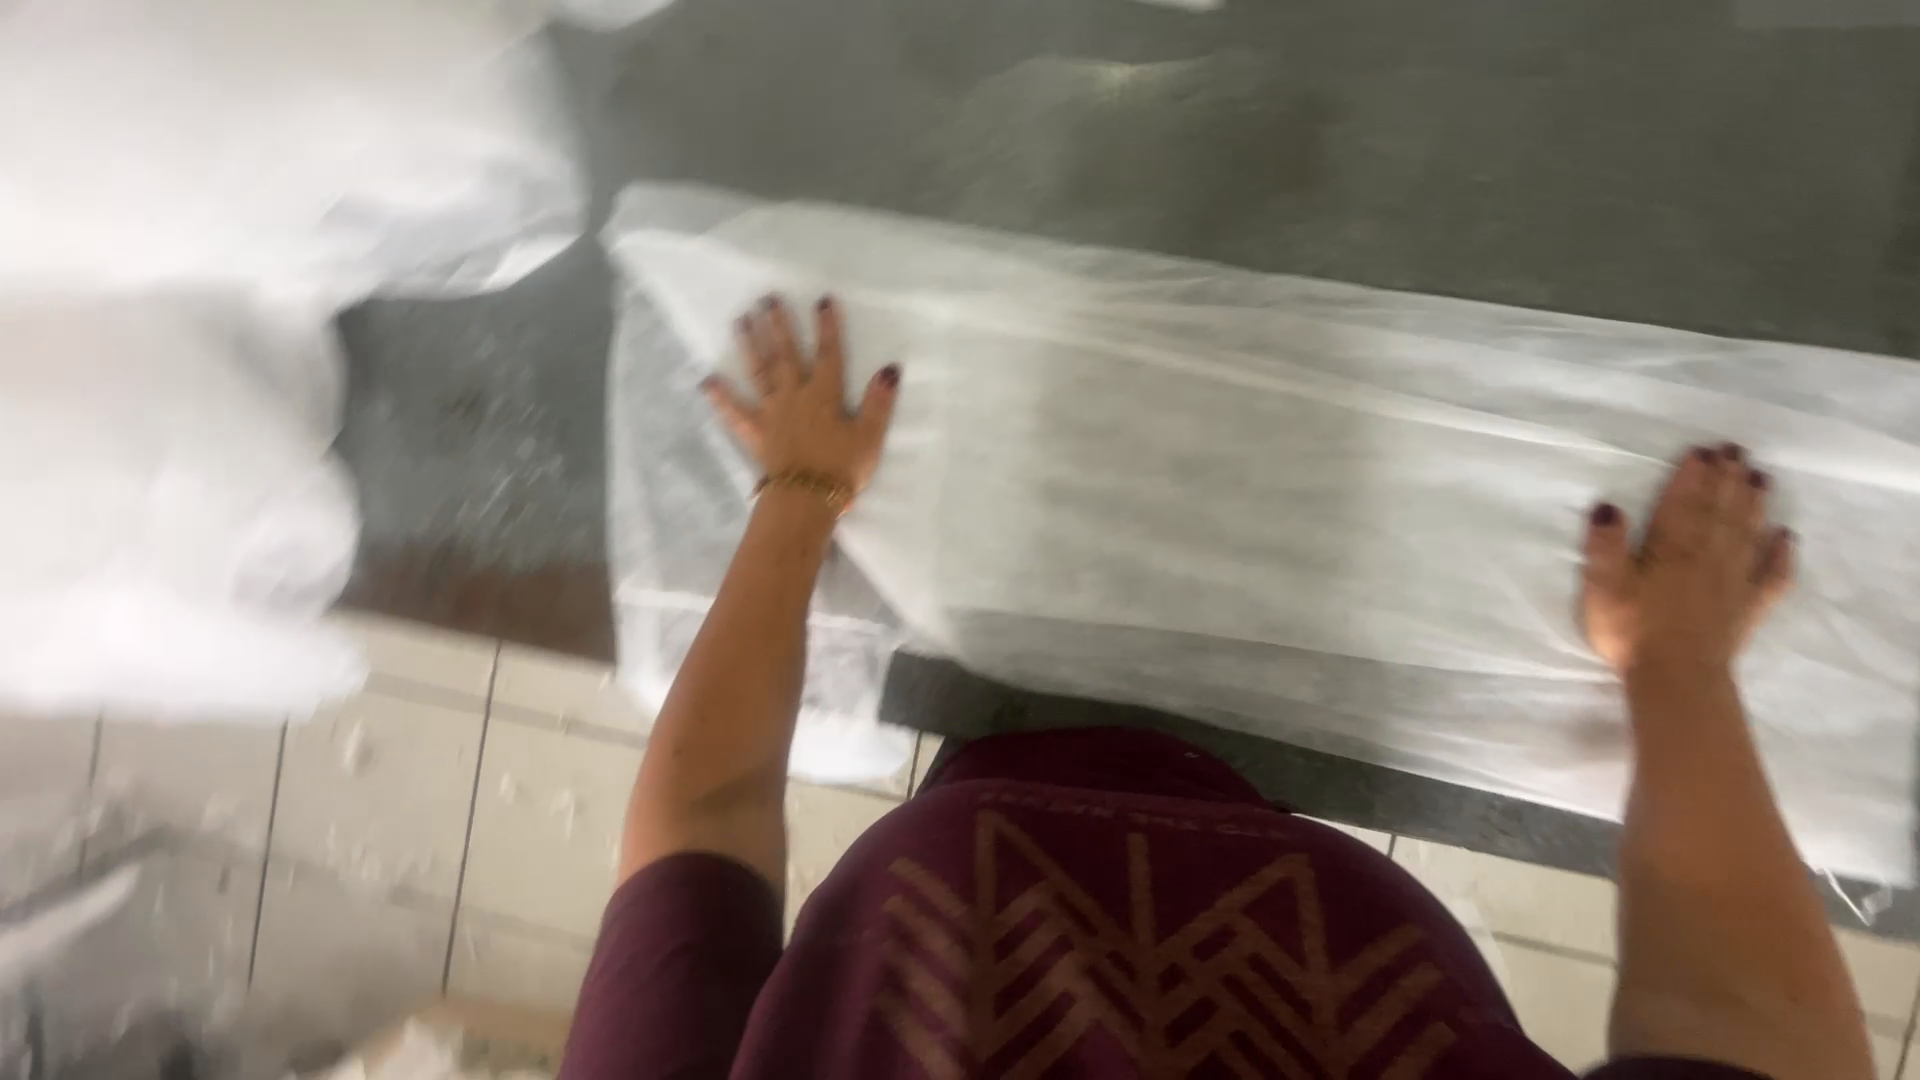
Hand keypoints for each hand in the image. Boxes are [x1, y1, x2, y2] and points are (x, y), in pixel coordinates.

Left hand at [702, 294, 899, 496]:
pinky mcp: (756, 434)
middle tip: (767, 298)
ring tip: (741, 320)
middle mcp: (795, 396)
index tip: (822, 300)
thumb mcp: (870, 437)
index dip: (828, 327)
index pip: (829, 355)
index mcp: (825, 395)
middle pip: (786, 355)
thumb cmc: (841, 470)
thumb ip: (879, 403)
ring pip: (760, 373)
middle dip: (778, 325)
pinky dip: (720, 397)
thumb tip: (890, 369)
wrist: (805, 500)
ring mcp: (771, 414)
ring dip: (751, 346)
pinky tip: (706, 381)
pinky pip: (735, 413)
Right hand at [1582, 444, 1794, 675]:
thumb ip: (1605, 545)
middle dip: (1726, 480)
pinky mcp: (1747, 606)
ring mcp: (1733, 581)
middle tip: (1735, 450)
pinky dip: (1781, 554)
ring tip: (1759, 477)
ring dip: (1753, 504)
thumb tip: (1608, 506)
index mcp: (1670, 550)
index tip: (1701, 450)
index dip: (1691, 476)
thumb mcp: (1602, 585)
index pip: (1682, 505)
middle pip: (1719, 512)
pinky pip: (1772, 575)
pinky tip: (1785, 538)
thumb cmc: (1629, 628)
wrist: (1674, 674)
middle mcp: (1707, 557)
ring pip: (1746, 534)